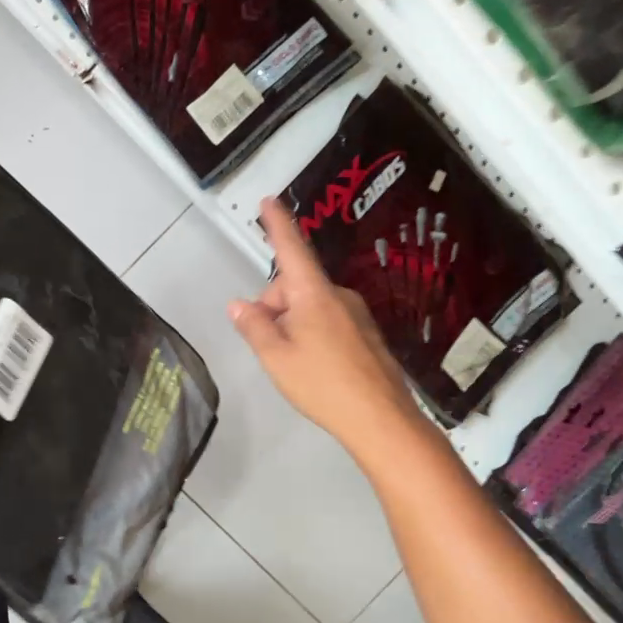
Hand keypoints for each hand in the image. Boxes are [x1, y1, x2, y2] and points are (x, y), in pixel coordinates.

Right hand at [229, 198, 426, 453]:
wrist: (383, 422)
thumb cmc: (322, 384)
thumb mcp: (275, 356)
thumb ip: (253, 326)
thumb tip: (239, 305)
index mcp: (314, 294)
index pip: (291, 250)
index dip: (278, 225)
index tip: (270, 200)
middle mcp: (338, 297)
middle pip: (293, 287)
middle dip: (273, 306)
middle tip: (268, 344)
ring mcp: (357, 316)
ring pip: (309, 307)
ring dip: (292, 324)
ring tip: (292, 363)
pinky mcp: (367, 337)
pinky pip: (328, 323)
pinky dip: (312, 336)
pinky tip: (314, 369)